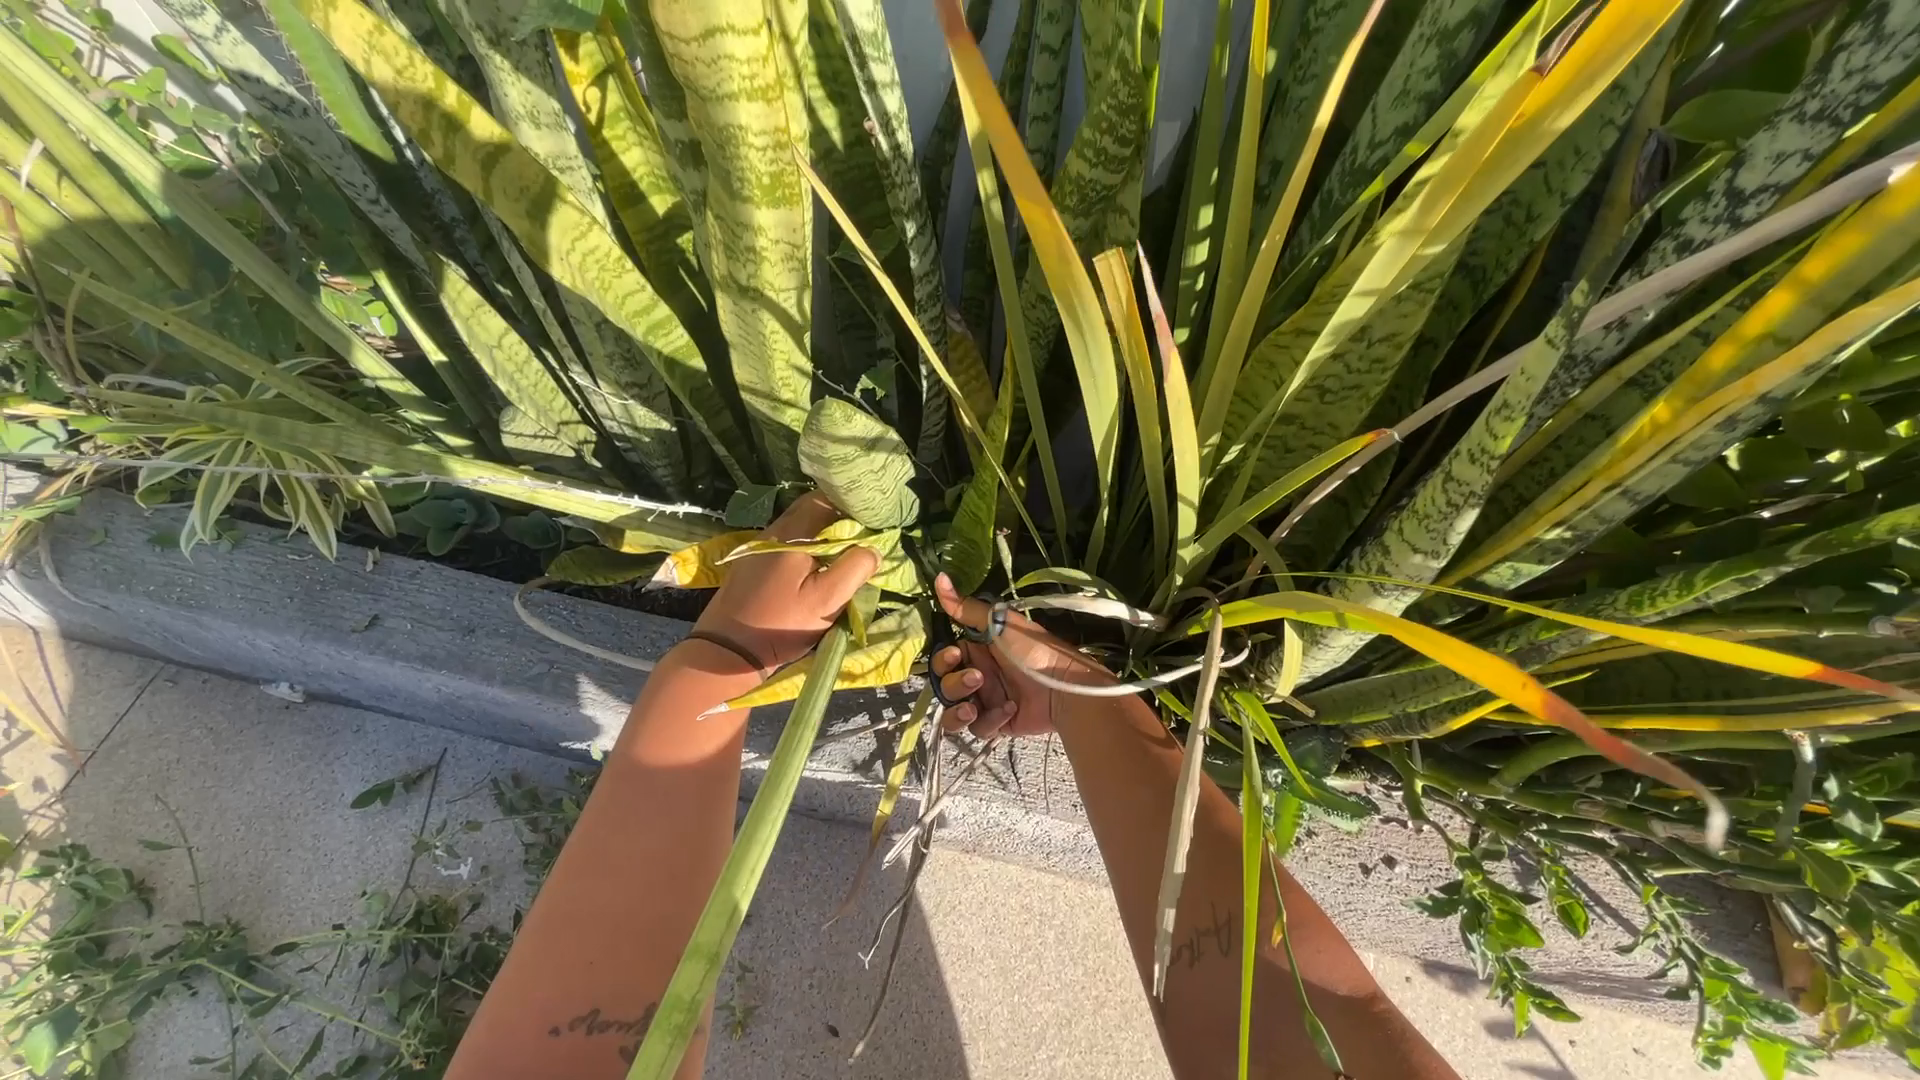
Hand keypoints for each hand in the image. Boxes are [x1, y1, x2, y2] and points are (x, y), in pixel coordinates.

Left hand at [691, 492, 878, 671]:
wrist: (728, 650)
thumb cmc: (781, 623)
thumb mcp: (827, 600)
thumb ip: (855, 568)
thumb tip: (873, 548)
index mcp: (793, 534)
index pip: (826, 498)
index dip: (852, 504)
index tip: (874, 518)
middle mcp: (774, 531)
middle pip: (811, 509)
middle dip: (840, 517)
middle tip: (865, 534)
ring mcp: (761, 547)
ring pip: (800, 527)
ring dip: (823, 532)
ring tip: (847, 550)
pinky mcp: (754, 564)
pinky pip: (788, 543)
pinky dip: (808, 546)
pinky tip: (818, 565)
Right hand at [929, 572, 1113, 737]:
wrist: (1066, 686)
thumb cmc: (1034, 649)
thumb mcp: (999, 624)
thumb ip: (966, 608)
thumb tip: (939, 576)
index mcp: (977, 650)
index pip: (943, 659)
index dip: (942, 661)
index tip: (954, 655)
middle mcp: (978, 675)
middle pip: (945, 686)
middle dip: (955, 685)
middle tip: (977, 679)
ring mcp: (987, 701)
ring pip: (953, 712)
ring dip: (957, 712)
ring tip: (972, 708)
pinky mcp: (997, 723)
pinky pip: (979, 727)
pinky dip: (990, 720)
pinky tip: (1010, 709)